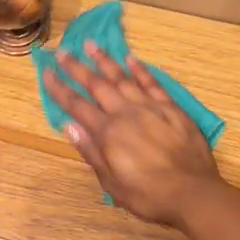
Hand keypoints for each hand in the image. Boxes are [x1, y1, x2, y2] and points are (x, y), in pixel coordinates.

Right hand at [42, 42, 223, 229]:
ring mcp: (150, 107)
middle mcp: (125, 113)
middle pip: (97, 85)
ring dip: (105, 60)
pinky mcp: (171, 107)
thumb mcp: (112, 183)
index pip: (77, 105)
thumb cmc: (148, 195)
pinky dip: (140, 69)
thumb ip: (91, 152)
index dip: (60, 88)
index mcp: (108, 133)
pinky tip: (131, 58)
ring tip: (91, 44)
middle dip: (78, 67)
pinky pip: (152, 82)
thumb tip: (68, 125)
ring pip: (123, 77)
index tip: (47, 72)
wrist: (192, 192)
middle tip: (63, 51)